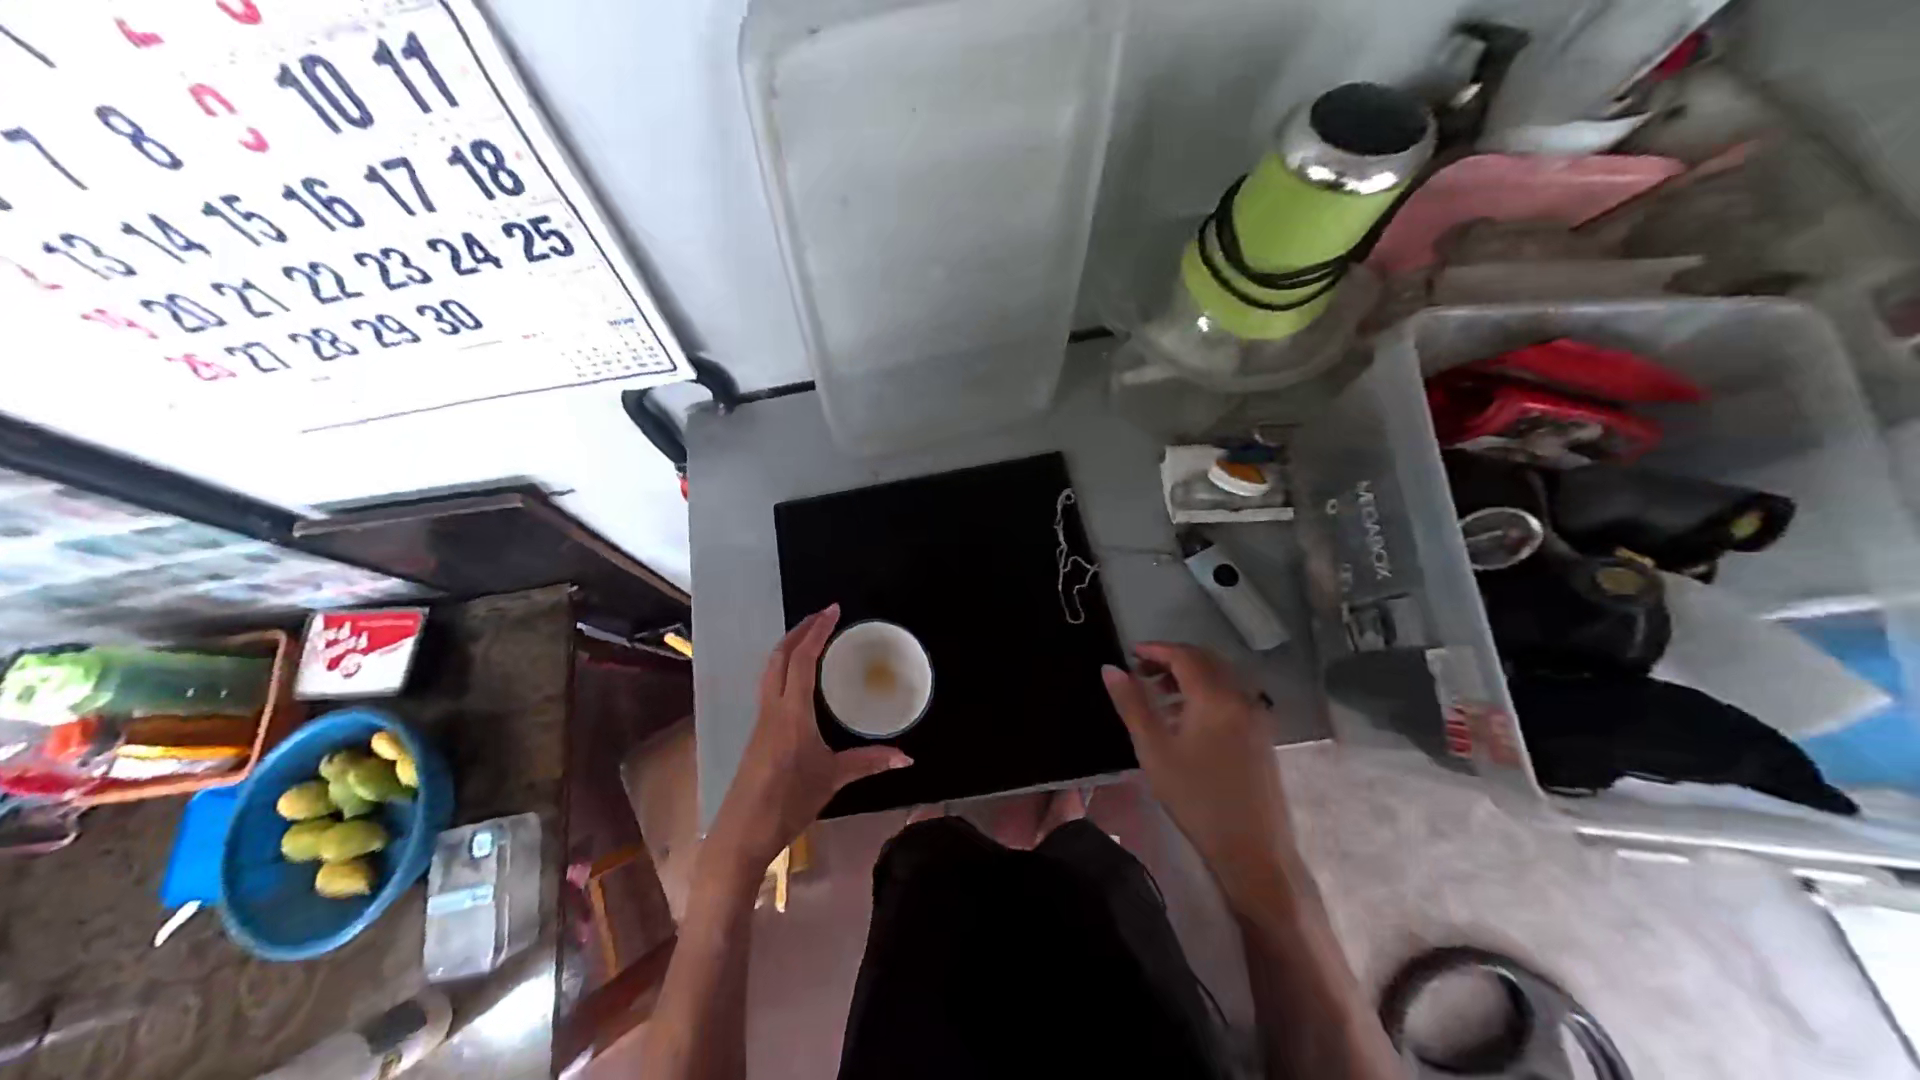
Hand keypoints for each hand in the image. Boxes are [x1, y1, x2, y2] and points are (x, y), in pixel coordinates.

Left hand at [707, 604, 911, 876]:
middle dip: (800, 630)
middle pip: (780, 656)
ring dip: (789, 646)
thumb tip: (907, 757)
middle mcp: (773, 707)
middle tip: (824, 616)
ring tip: (811, 637)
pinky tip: (798, 677)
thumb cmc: (789, 801)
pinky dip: (784, 667)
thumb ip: (869, 762)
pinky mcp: (758, 731)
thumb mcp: (833, 779)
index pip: (802, 660)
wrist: (742, 831)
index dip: (817, 632)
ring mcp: (761, 718)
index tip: (833, 611)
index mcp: (792, 712)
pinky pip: (770, 685)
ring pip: (770, 669)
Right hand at [1102, 644, 1296, 900]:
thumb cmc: (1196, 798)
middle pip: (1206, 661)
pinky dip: (1206, 693)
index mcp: (1215, 697)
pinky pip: (1231, 697)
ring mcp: (1255, 717)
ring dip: (1190, 676)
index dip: (1156, 649)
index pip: (1184, 656)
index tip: (1130, 653)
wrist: (1252, 850)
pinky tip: (1186, 720)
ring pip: (1221, 679)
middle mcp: (1240, 698)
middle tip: (1141, 672)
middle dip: (1173, 659)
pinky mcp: (1261, 736)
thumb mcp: (1154, 750)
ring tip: (1159, 695)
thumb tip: (1110, 668)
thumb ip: (1132, 704)